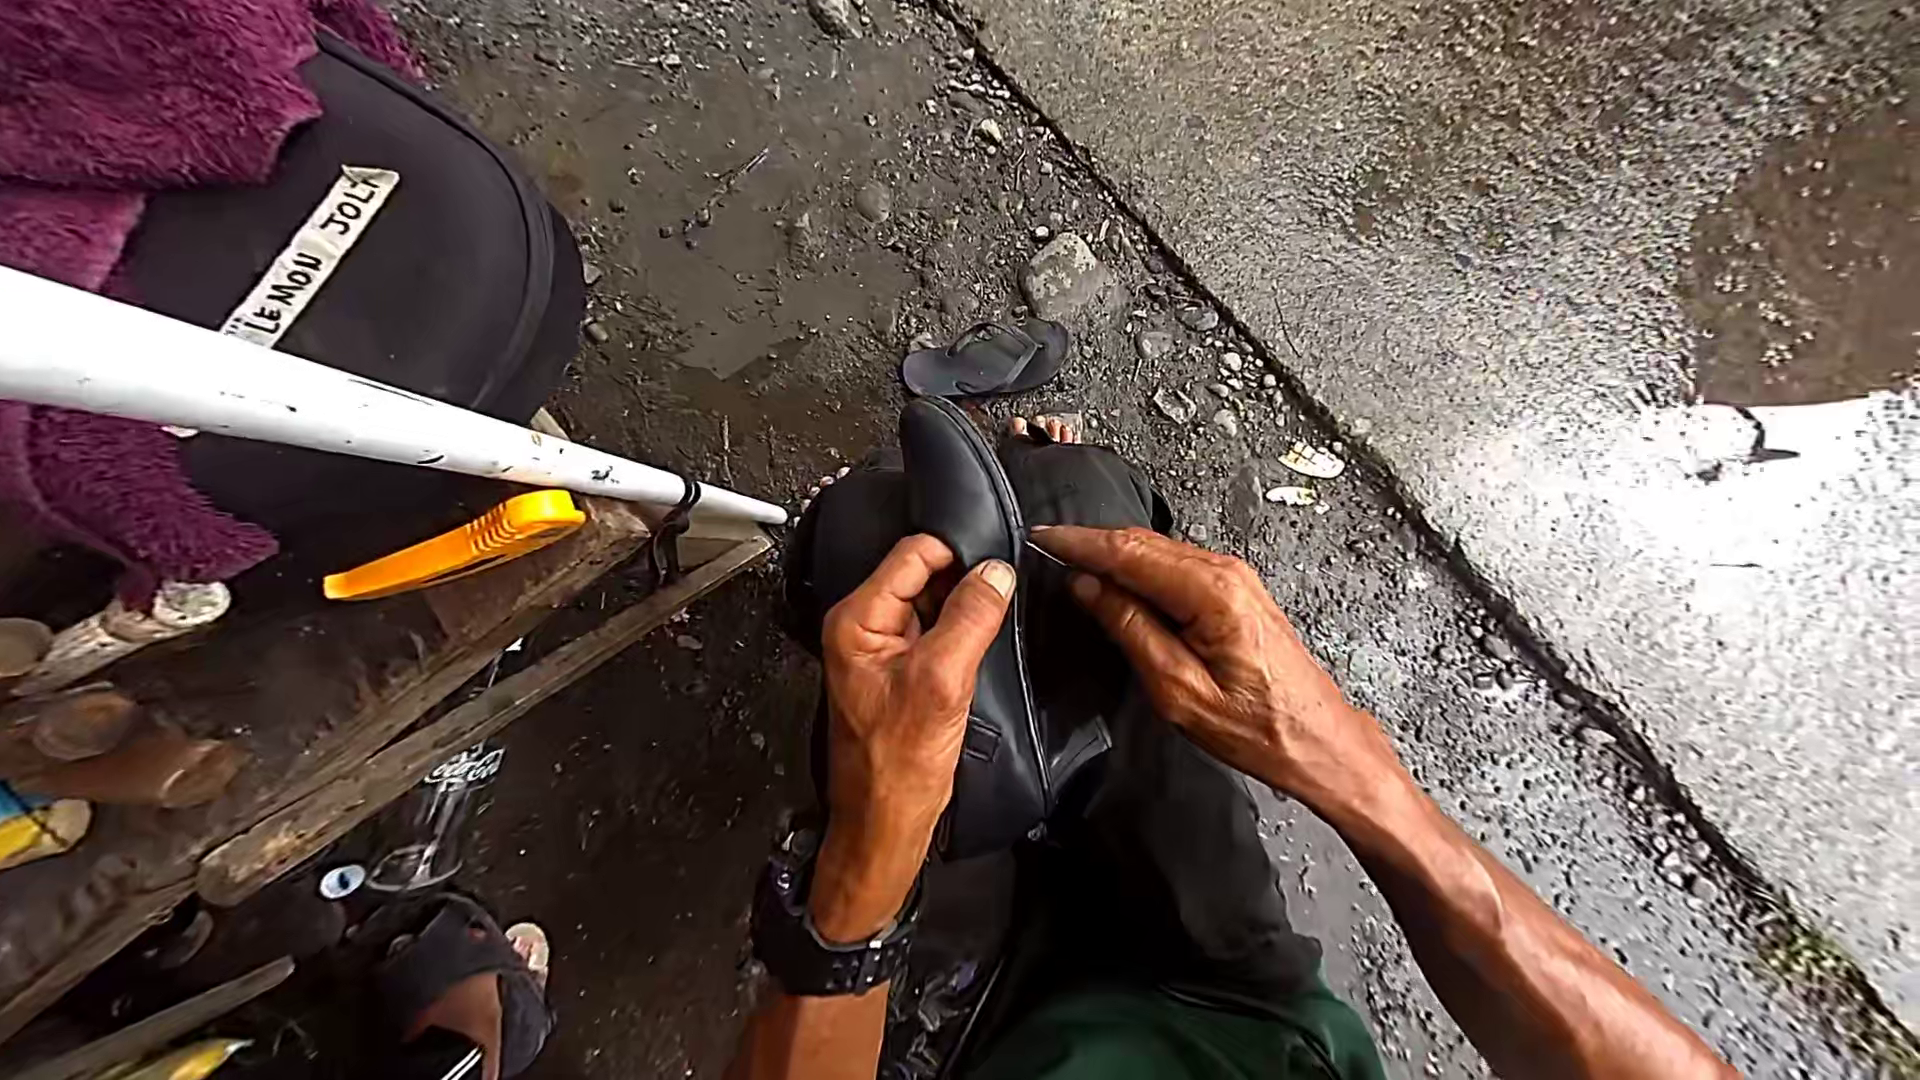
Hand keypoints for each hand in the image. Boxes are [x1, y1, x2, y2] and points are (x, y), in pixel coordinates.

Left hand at [811, 535, 1014, 941]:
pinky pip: (938, 627)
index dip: (956, 552)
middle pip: (923, 573)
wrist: (887, 821)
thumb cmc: (895, 766)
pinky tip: (979, 643)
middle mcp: (866, 626)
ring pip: (934, 599)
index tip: (994, 564)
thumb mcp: (941, 682)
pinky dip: (962, 628)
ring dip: (965, 605)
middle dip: (963, 579)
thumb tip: (996, 573)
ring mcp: (886, 646)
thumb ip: (970, 619)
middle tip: (997, 597)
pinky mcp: (905, 665)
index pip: (912, 554)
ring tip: (990, 624)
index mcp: (858, 620)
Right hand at [1031, 525, 1402, 813]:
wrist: (1323, 743)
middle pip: (1140, 542)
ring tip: (1070, 559)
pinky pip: (1171, 564)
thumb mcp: (1178, 690)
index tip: (1042, 538)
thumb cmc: (1259, 729)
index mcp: (1210, 592)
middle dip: (1089, 542)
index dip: (1078, 542)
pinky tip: (1114, 577)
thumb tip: (1089, 587)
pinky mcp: (1233, 591)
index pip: (1127, 551)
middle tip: (1046, 546)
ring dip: (1110, 552)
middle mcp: (1224, 572)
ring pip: (1155, 549)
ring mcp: (1232, 578)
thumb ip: (1130, 629)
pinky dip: (1135, 565)